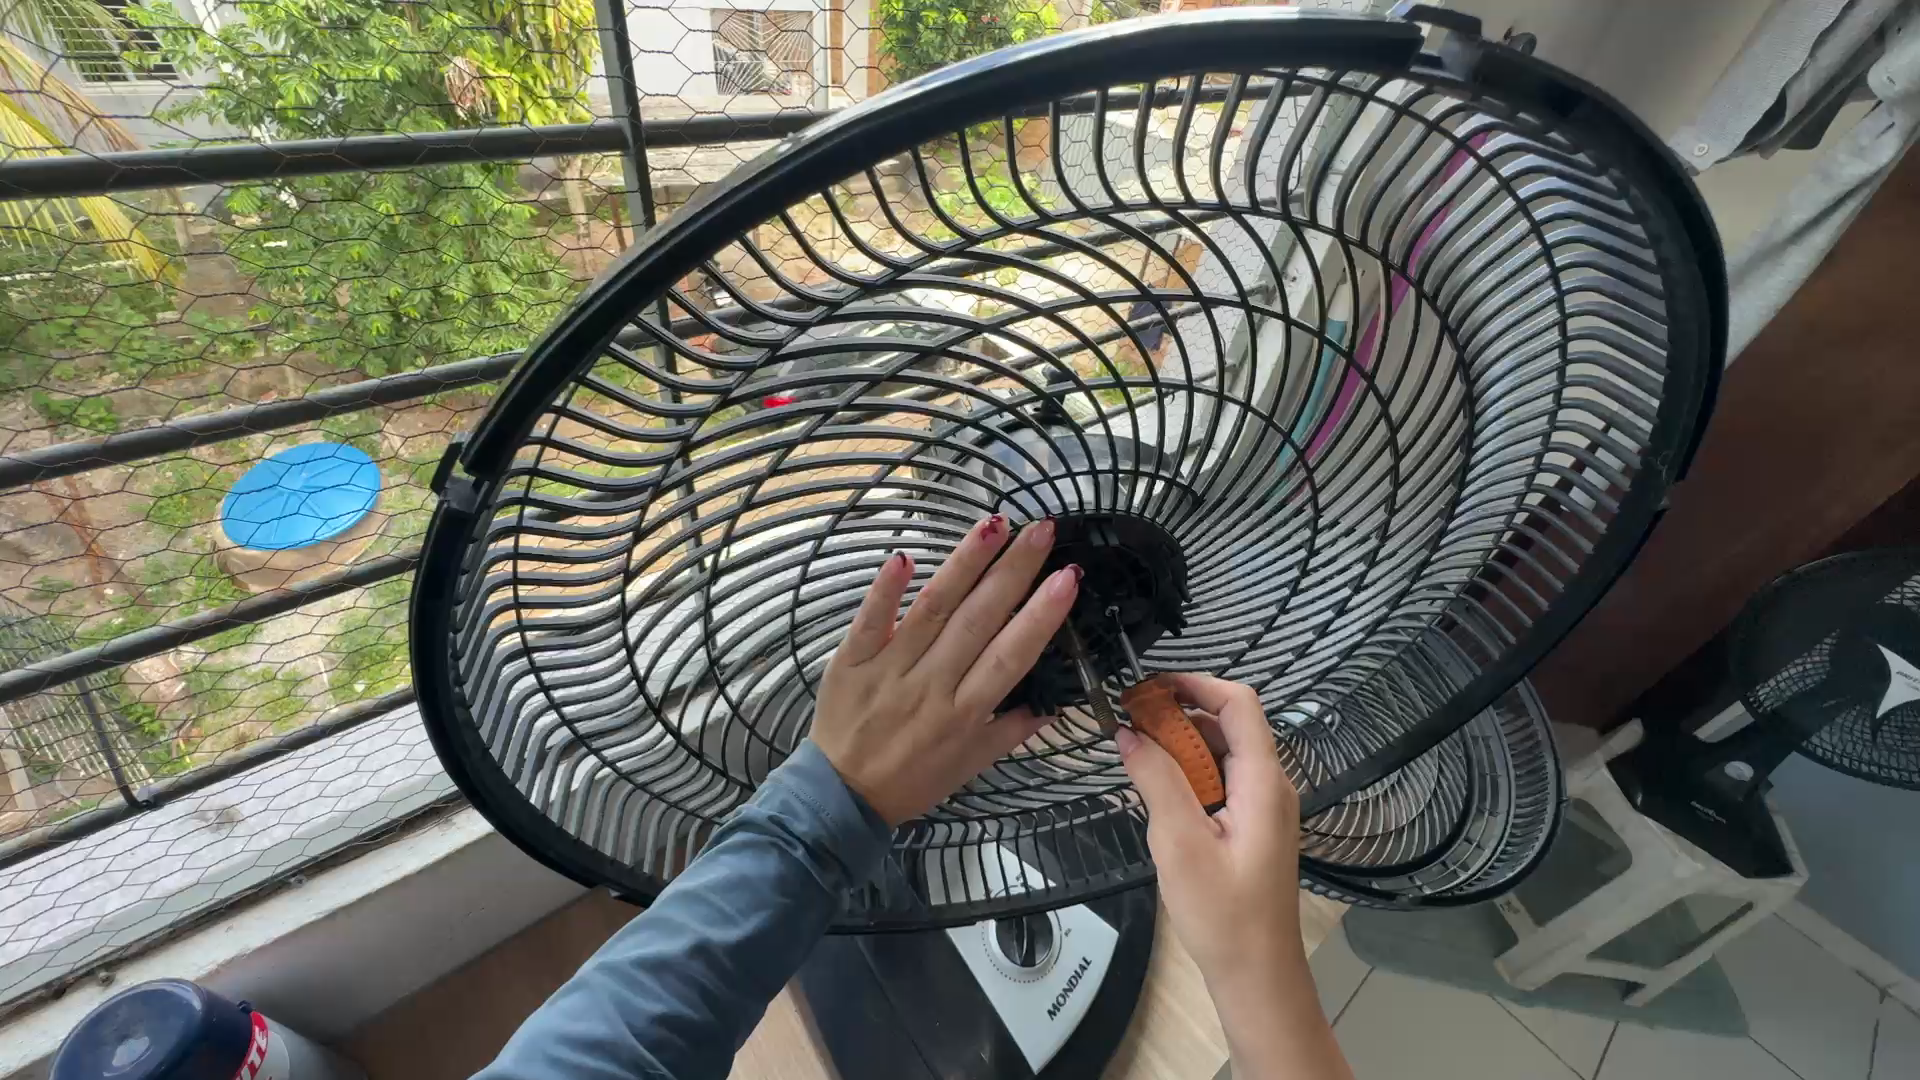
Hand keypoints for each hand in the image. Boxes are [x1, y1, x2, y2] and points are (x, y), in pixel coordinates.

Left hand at [812, 514, 1079, 824]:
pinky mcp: (851, 660)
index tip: (1067, 577)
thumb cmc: (912, 780)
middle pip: (977, 620)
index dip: (1040, 615)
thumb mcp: (969, 767)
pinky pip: (869, 621)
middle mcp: (931, 685)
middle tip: (1042, 530)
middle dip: (1013, 571)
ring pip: (932, 609)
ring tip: (995, 525)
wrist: (840, 796)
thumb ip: (1010, 733)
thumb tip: (1052, 704)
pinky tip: (904, 555)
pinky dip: (885, 590)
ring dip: (964, 563)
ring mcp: (889, 668)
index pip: (1010, 656)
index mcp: (965, 712)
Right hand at [1120, 676, 1352, 1079]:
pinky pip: (1219, 777)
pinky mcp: (1250, 823)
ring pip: (1220, 750)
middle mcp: (1270, 784)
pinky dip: (1187, 770)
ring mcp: (1262, 804)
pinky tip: (1158, 789)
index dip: (1196, 683)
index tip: (1148, 689)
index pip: (1239, 704)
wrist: (1257, 977)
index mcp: (1263, 783)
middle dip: (1178, 713)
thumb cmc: (1222, 914)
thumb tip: (1127, 732)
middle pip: (1227, 723)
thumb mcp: (1179, 843)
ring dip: (1179, 743)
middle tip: (1130, 721)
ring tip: (1138, 752)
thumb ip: (1155, 780)